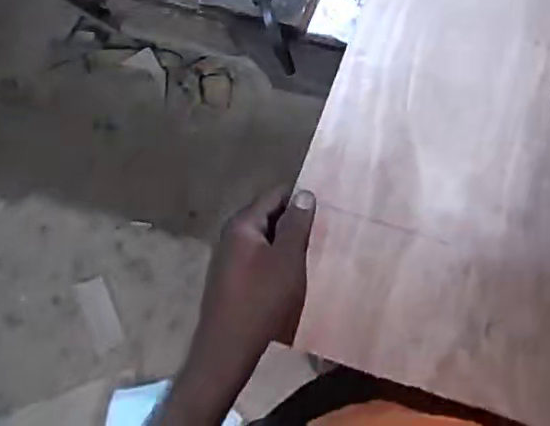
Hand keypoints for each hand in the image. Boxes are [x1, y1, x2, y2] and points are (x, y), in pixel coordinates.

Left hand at [197, 184, 315, 352]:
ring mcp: (228, 259)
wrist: (225, 355)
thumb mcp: (288, 258)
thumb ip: (297, 222)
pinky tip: (290, 276)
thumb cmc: (261, 301)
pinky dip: (275, 261)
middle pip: (270, 215)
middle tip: (321, 231)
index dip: (301, 198)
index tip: (324, 208)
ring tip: (310, 253)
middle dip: (295, 221)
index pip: (276, 194)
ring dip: (286, 243)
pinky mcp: (230, 280)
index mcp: (242, 224)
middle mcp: (231, 236)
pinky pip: (258, 258)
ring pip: (266, 238)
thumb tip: (304, 193)